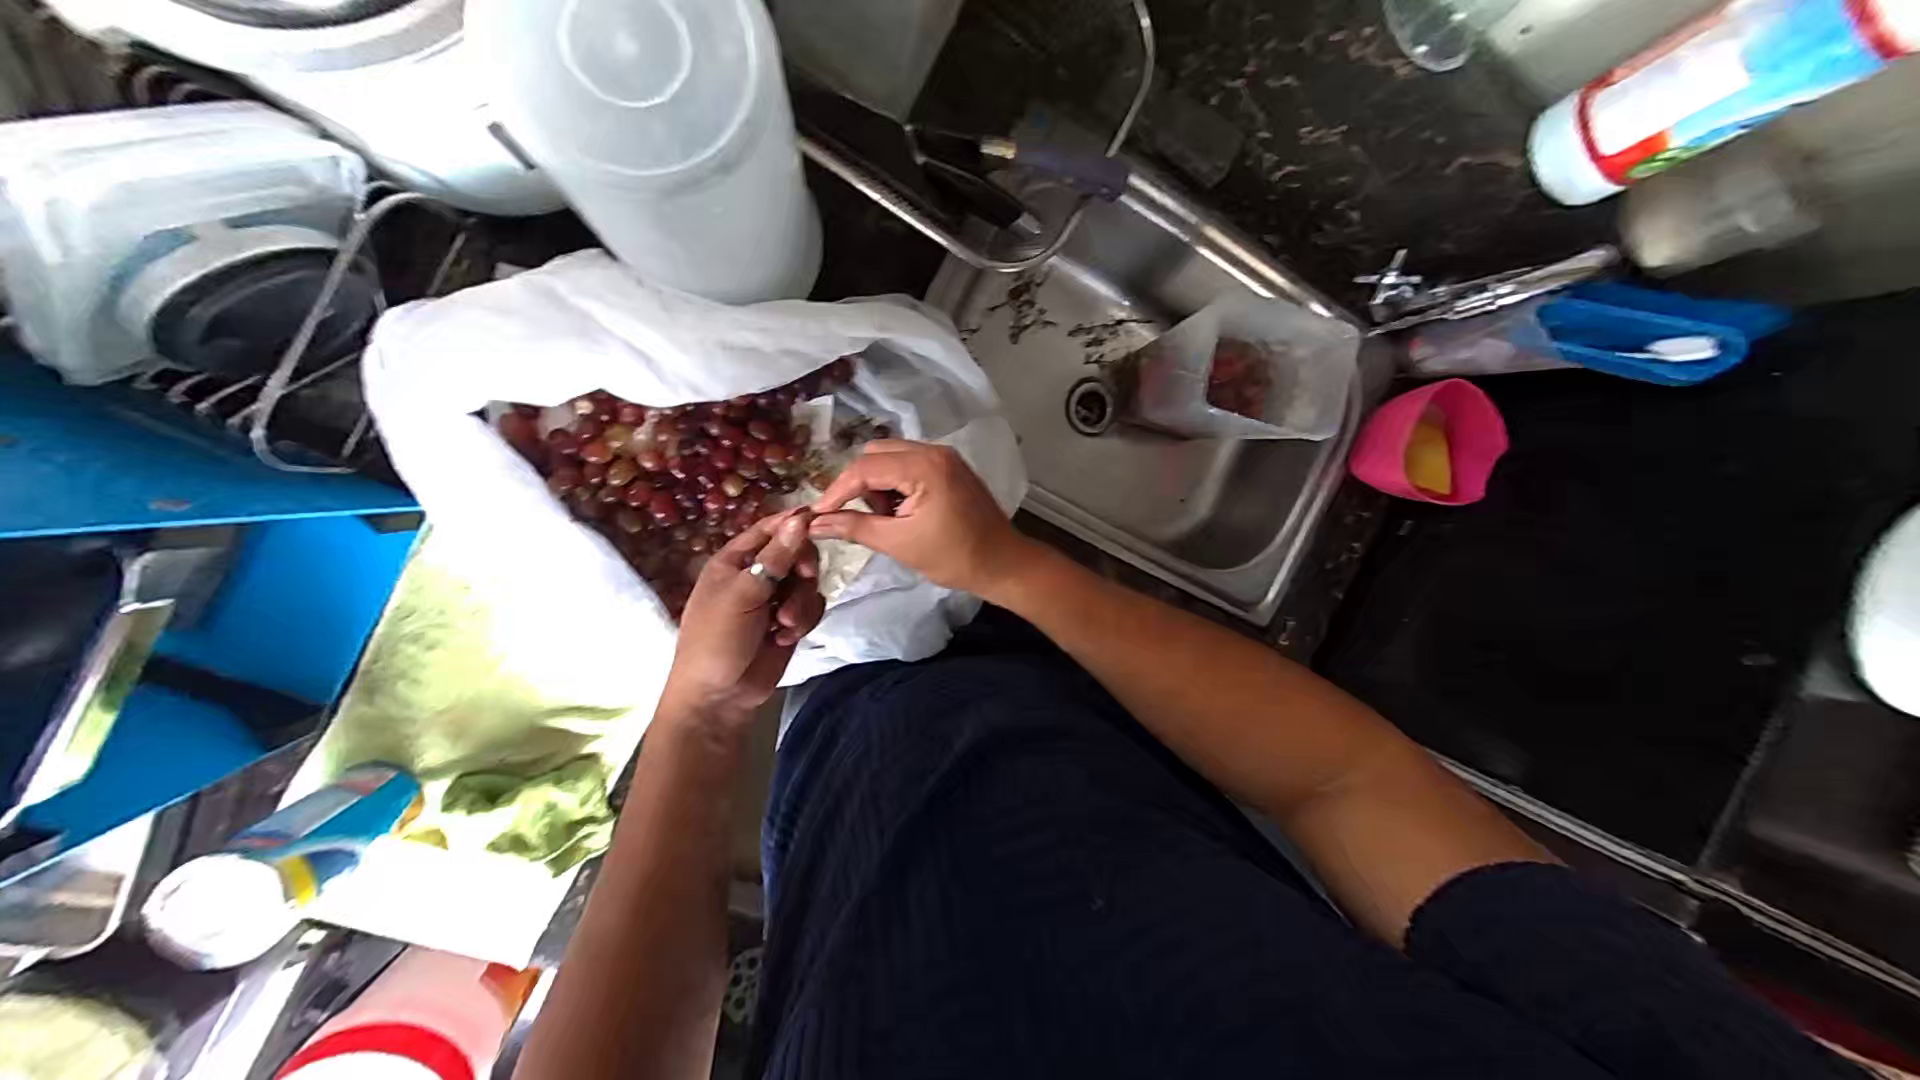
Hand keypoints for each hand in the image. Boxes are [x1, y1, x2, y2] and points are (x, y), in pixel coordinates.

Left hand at [659, 508, 826, 726]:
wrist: (719, 696)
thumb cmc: (717, 639)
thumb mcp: (743, 594)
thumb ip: (775, 557)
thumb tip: (801, 517)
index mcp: (735, 560)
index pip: (770, 529)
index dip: (794, 524)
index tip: (821, 522)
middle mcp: (757, 575)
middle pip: (797, 553)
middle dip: (803, 569)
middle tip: (804, 579)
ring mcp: (774, 599)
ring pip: (808, 583)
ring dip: (801, 602)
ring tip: (784, 624)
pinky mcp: (789, 622)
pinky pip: (812, 607)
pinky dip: (804, 620)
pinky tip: (786, 637)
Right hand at [808, 440, 1041, 599]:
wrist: (1003, 564)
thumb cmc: (954, 557)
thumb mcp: (899, 543)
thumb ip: (855, 527)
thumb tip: (814, 523)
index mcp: (924, 466)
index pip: (865, 467)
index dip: (837, 491)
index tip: (818, 514)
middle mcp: (934, 451)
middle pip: (876, 453)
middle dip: (860, 484)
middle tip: (858, 517)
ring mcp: (944, 457)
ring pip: (891, 457)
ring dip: (878, 484)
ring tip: (887, 519)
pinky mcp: (949, 467)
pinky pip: (909, 464)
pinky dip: (896, 483)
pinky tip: (902, 512)